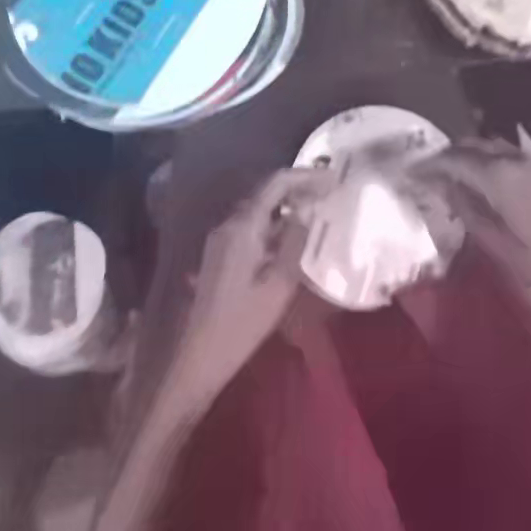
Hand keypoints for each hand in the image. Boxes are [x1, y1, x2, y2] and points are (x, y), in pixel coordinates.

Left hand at [176, 168, 336, 392]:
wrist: (197, 354)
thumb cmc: (241, 323)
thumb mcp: (278, 285)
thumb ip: (294, 244)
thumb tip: (306, 213)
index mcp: (242, 228)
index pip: (274, 184)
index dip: (304, 177)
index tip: (332, 179)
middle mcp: (228, 225)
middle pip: (265, 194)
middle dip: (297, 189)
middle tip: (330, 194)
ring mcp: (220, 240)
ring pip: (257, 211)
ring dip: (285, 207)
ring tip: (317, 212)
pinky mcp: (219, 255)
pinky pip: (250, 228)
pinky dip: (273, 225)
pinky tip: (291, 239)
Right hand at [414, 140, 530, 353]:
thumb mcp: (494, 243)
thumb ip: (465, 209)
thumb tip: (443, 187)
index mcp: (499, 177)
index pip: (453, 159)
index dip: (428, 165)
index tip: (410, 173)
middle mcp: (514, 160)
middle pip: (471, 144)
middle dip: (445, 155)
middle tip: (426, 173)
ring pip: (488, 146)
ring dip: (465, 154)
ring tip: (447, 176)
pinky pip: (503, 154)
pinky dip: (484, 159)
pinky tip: (476, 180)